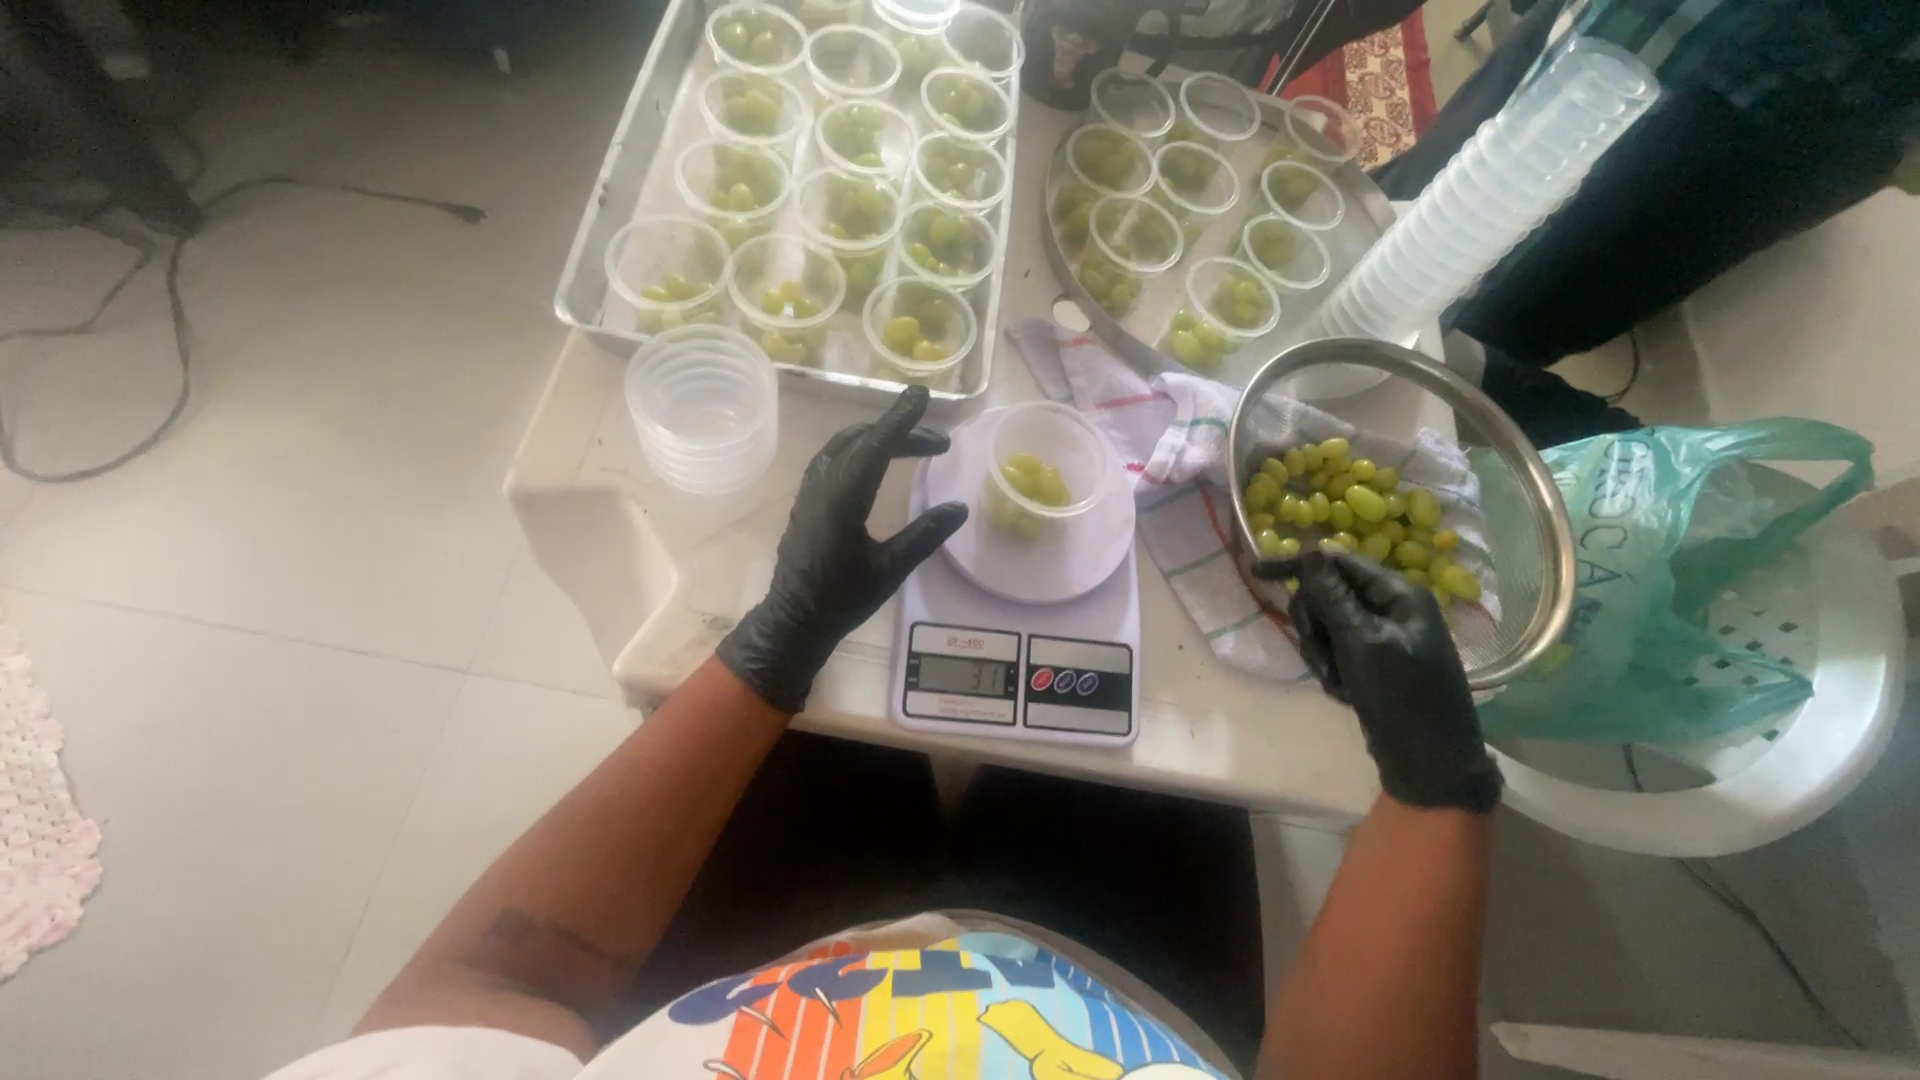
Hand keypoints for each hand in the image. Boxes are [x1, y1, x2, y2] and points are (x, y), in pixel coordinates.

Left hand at [717, 386, 967, 713]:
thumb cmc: (842, 599)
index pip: (876, 446)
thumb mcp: (890, 570)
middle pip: (862, 441)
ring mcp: (810, 493)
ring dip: (877, 438)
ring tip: (910, 444)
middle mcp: (823, 486)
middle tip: (938, 442)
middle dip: (900, 432)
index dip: (901, 419)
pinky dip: (860, 451)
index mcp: (843, 498)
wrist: (794, 621)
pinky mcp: (807, 503)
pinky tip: (875, 464)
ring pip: (843, 447)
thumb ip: (924, 535)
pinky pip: (833, 460)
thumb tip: (959, 508)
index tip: (921, 395)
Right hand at [1264, 552, 1499, 812]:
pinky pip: (1333, 650)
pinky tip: (1346, 692)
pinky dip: (1331, 670)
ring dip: (1321, 653)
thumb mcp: (1362, 643)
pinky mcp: (1371, 661)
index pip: (1337, 562)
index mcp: (1398, 595)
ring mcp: (1381, 636)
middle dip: (1314, 625)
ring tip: (1337, 682)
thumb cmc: (1401, 697)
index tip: (1255, 573)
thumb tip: (1310, 553)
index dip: (1296, 565)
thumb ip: (1333, 598)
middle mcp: (1390, 608)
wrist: (1428, 762)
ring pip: (1324, 625)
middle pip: (1326, 595)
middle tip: (1320, 655)